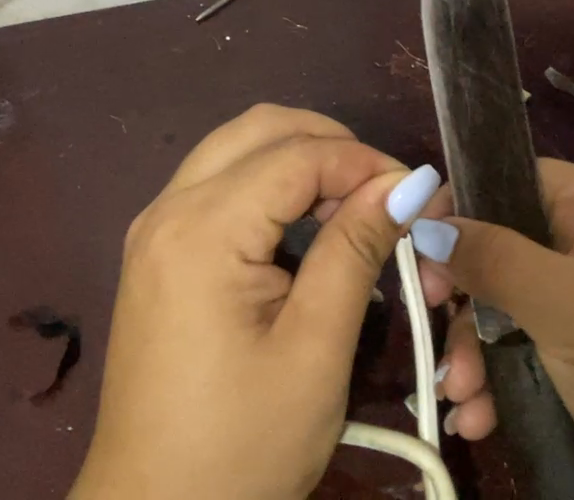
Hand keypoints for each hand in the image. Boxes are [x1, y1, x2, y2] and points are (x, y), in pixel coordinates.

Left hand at [70, 105, 443, 499]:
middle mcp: (168, 208)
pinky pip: (218, 184)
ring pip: (237, 148)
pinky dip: (269, 185)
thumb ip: (356, 250)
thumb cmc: (241, 445)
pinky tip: (304, 227)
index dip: (365, 162)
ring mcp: (155, 227)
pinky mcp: (156, 250)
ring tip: (351, 209)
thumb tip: (404, 184)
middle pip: (260, 129)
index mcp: (203, 229)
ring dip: (300, 160)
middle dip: (330, 144)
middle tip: (383, 193)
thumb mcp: (315, 349)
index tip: (418, 196)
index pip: (298, 154)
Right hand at [413, 158, 573, 499]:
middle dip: (466, 300)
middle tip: (432, 335)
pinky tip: (482, 420)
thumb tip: (425, 218)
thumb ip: (496, 259)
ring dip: (479, 351)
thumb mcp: (572, 310)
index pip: (513, 178)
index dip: (459, 207)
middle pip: (509, 249)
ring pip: (519, 308)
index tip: (414, 252)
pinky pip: (541, 353)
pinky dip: (508, 381)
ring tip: (459, 403)